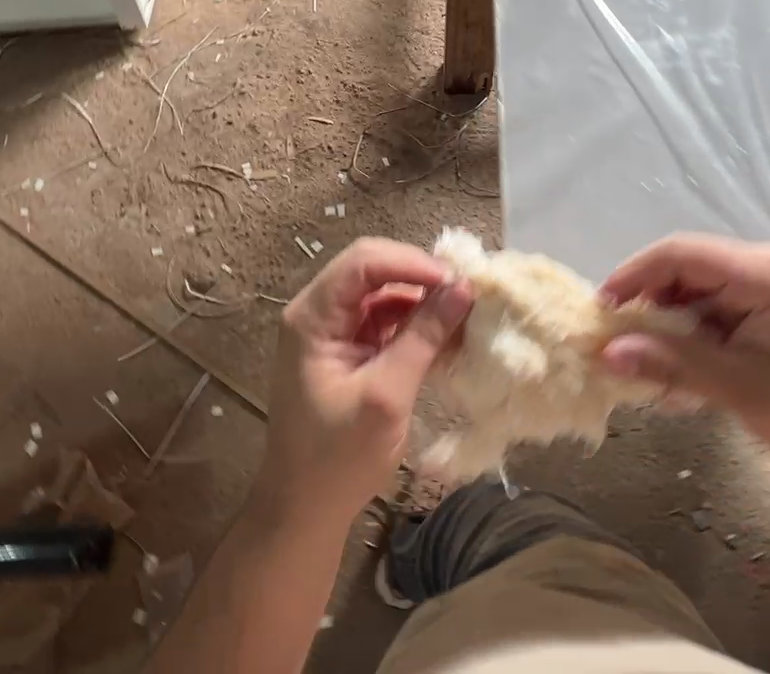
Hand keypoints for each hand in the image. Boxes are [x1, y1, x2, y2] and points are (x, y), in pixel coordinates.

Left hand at [256, 239, 473, 525]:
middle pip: (372, 269)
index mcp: (313, 317)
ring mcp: (331, 332)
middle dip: (420, 277)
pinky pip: (384, 320)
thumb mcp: (386, 396)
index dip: (411, 262)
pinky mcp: (346, 351)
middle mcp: (318, 313)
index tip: (457, 282)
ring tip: (464, 315)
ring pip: (382, 293)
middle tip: (466, 294)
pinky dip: (414, 325)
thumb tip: (463, 288)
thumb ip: (423, 338)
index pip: (363, 261)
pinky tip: (446, 338)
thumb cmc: (338, 457)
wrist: (303, 507)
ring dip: (422, 301)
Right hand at [598, 234, 769, 481]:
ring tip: (659, 372)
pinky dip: (704, 336)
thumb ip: (672, 363)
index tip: (602, 312)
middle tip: (626, 350)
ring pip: (706, 293)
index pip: (679, 253)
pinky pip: (729, 310)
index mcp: (766, 272)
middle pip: (690, 270)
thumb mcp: (742, 390)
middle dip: (652, 306)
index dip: (632, 275)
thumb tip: (606, 351)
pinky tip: (695, 375)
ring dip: (677, 327)